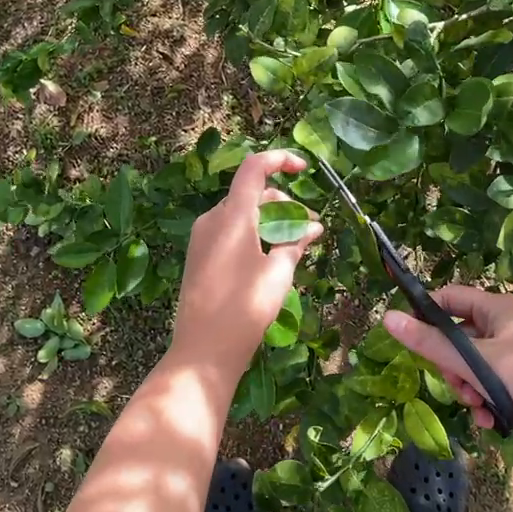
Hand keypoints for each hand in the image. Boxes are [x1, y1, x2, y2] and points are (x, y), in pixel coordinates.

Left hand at [172, 150, 323, 375]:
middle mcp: (213, 219)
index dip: (280, 160)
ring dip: (270, 220)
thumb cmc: (245, 309)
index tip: (304, 168)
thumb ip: (295, 242)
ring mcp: (202, 237)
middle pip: (252, 193)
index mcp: (233, 215)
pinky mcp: (199, 255)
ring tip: (296, 244)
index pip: (254, 167)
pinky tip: (271, 256)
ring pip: (242, 214)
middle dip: (284, 203)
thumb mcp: (278, 273)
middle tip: (311, 227)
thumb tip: (313, 225)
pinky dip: (254, 234)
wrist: (202, 351)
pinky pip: (230, 231)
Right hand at [383, 285, 512, 442]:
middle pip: (463, 334)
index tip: (413, 340)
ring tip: (475, 407)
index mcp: (500, 307)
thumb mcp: (474, 362)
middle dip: (453, 364)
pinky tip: (489, 420)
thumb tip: (387, 317)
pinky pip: (496, 380)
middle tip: (454, 384)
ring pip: (477, 362)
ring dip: (469, 385)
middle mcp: (511, 322)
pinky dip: (487, 397)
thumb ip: (430, 342)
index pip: (451, 297)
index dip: (428, 314)